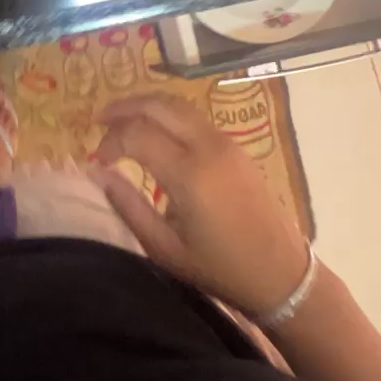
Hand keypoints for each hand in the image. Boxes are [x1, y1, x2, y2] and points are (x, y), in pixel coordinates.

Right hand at [92, 92, 309, 316]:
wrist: (282, 276)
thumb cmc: (220, 269)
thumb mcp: (164, 249)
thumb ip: (128, 206)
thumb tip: (98, 174)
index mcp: (189, 174)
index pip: (136, 134)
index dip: (110, 141)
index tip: (98, 162)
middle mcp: (207, 147)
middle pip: (157, 105)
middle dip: (124, 108)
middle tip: (99, 121)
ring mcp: (225, 142)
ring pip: (177, 104)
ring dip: (145, 105)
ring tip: (121, 119)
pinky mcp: (235, 145)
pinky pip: (193, 116)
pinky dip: (166, 113)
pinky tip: (154, 130)